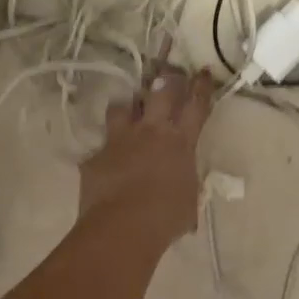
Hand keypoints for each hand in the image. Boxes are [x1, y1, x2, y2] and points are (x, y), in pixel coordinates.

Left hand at [78, 68, 215, 245]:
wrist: (123, 226)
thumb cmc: (167, 216)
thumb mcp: (190, 199)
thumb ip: (186, 182)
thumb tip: (183, 182)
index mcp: (180, 142)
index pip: (196, 106)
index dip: (201, 87)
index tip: (202, 72)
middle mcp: (150, 132)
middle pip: (160, 93)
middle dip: (166, 80)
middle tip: (169, 74)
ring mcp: (120, 141)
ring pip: (122, 108)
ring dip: (128, 107)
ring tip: (129, 110)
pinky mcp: (96, 156)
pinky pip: (101, 145)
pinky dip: (107, 149)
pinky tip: (107, 159)